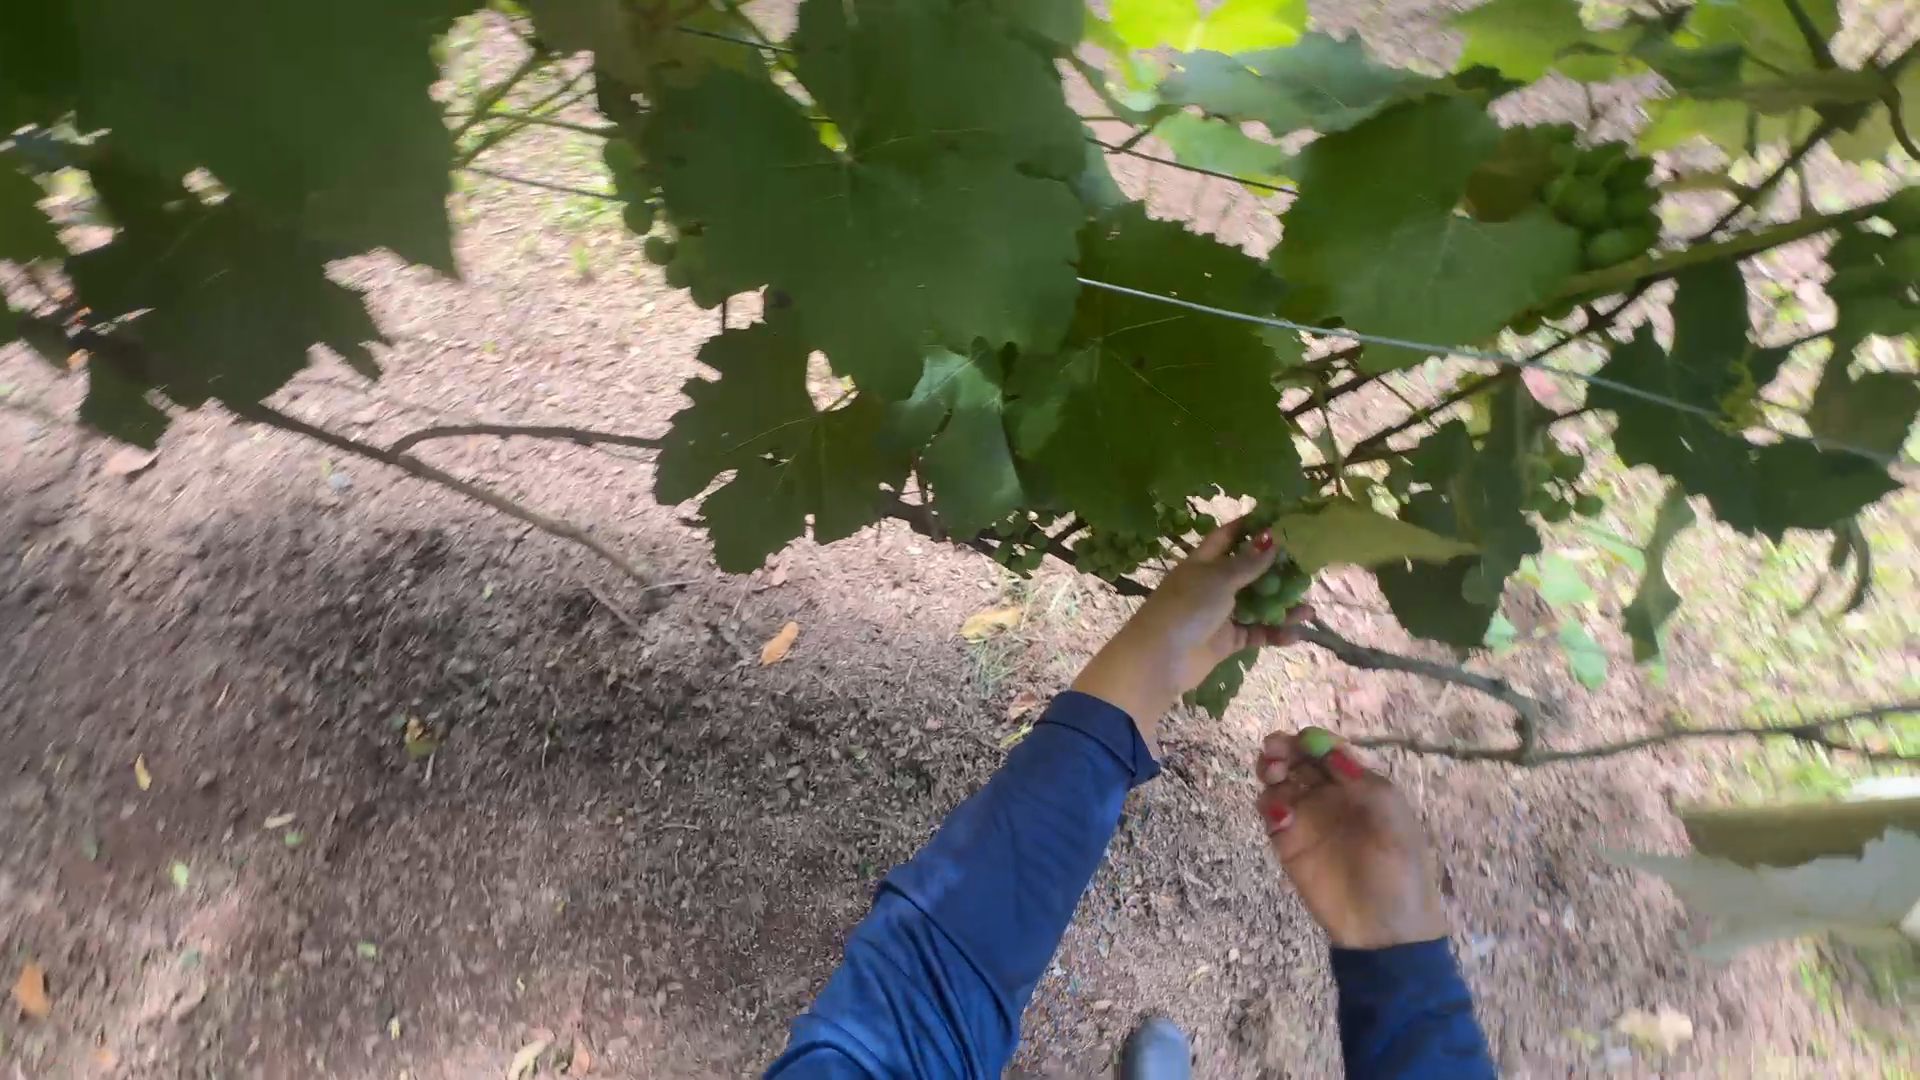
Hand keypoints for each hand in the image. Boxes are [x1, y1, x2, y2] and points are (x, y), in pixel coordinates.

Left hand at [1071, 518, 1310, 740]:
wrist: (1160, 657)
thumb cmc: (1186, 607)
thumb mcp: (1218, 578)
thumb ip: (1247, 563)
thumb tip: (1272, 539)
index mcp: (1202, 563)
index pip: (1227, 537)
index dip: (1249, 526)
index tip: (1279, 517)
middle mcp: (1211, 585)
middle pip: (1249, 572)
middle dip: (1277, 571)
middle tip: (1309, 568)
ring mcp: (1219, 614)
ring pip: (1257, 605)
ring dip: (1282, 606)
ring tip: (1309, 608)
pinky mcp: (1226, 641)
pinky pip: (1257, 632)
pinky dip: (1275, 632)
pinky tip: (1297, 633)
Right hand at [1255, 728, 1447, 949]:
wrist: (1382, 931)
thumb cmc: (1398, 872)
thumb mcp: (1394, 823)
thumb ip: (1364, 782)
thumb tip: (1331, 749)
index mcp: (1358, 786)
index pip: (1328, 749)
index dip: (1313, 740)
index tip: (1302, 742)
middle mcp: (1328, 795)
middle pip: (1297, 757)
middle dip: (1283, 748)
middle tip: (1273, 752)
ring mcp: (1305, 816)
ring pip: (1278, 778)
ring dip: (1270, 769)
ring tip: (1272, 777)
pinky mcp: (1285, 838)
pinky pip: (1268, 809)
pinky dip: (1268, 804)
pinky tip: (1280, 817)